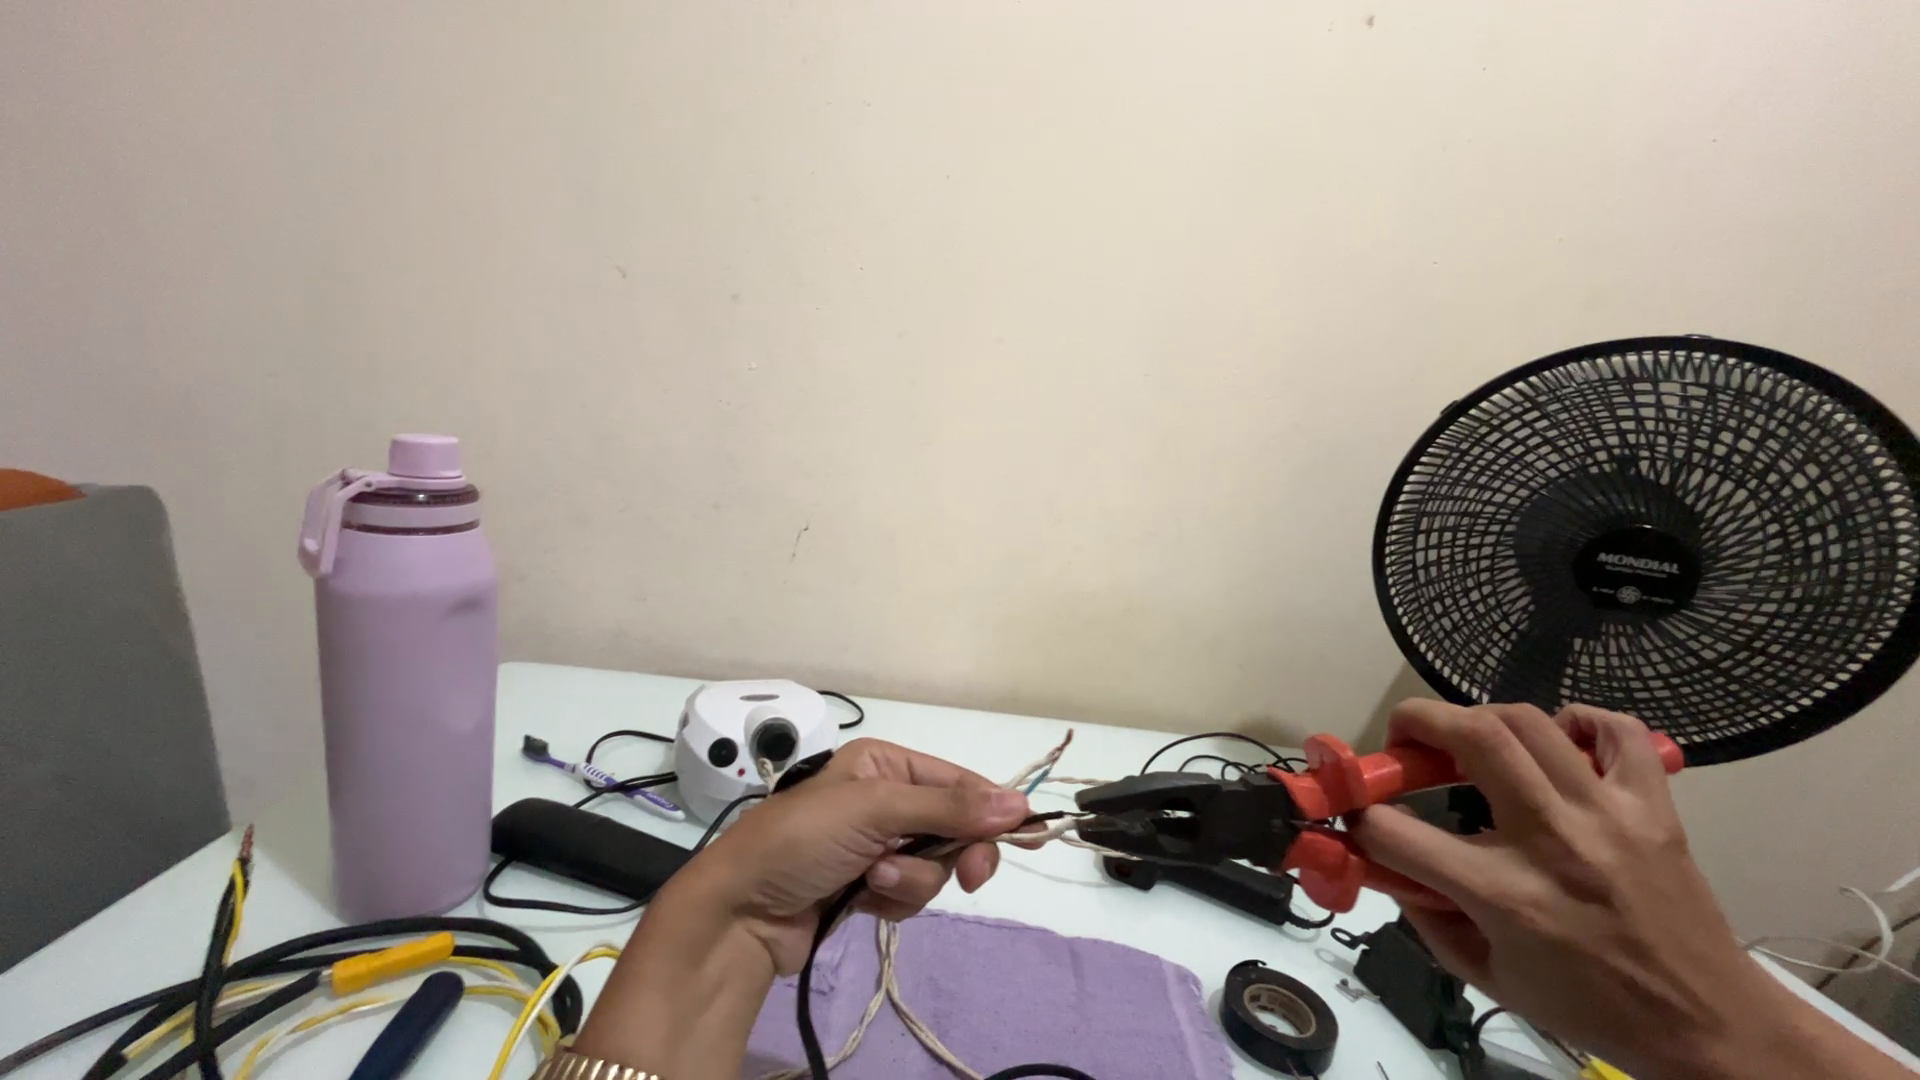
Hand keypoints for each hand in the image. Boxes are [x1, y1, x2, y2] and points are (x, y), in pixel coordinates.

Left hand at [672, 737, 1030, 972]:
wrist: (739, 912)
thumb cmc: (803, 840)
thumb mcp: (875, 810)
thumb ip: (947, 809)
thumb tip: (1018, 804)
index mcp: (884, 763)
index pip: (956, 781)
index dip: (992, 807)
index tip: (1028, 834)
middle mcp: (884, 798)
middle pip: (953, 824)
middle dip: (953, 851)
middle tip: (968, 876)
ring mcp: (877, 844)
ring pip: (934, 864)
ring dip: (912, 878)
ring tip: (873, 880)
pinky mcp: (869, 885)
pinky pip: (911, 892)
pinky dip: (894, 899)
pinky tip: (864, 898)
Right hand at [1349, 700, 1909, 1079]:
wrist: (1713, 1028)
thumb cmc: (1589, 1006)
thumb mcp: (1485, 973)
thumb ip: (1422, 913)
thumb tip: (1383, 861)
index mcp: (1503, 894)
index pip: (1395, 830)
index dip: (1362, 816)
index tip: (1361, 816)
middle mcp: (1552, 840)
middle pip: (1470, 735)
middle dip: (1416, 721)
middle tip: (1406, 740)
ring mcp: (1609, 815)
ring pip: (1528, 721)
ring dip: (1479, 718)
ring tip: (1472, 743)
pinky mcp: (1655, 807)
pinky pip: (1617, 732)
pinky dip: (1579, 722)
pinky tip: (1559, 743)